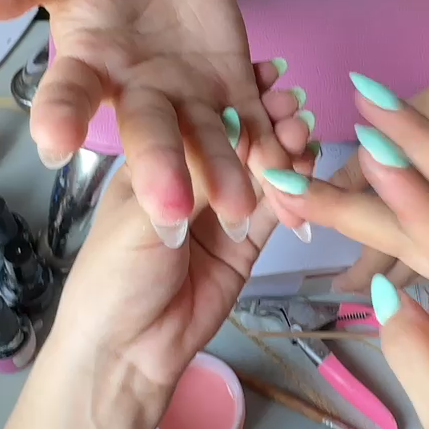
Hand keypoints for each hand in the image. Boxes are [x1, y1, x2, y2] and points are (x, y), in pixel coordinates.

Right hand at [0, 0, 295, 245]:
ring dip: (225, 172)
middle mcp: (138, 95)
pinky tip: (287, 172)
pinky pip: (252, 121)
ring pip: (207, 139)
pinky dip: (269, 146)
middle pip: (147, 134)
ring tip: (244, 208)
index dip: (59, 117)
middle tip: (171, 210)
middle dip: (159, 169)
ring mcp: (188, 97)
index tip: (54, 145)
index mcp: (91, 68)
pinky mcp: (231, 87)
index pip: (68, 95)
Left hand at [47, 64, 315, 397]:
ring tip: (305, 127)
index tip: (263, 77)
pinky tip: (312, 165)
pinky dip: (296, 188)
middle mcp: (191, 180)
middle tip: (293, 101)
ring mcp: (221, 210)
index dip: (232, 98)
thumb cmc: (116, 274)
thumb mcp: (146, 215)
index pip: (198, 119)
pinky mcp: (247, 242)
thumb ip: (194, 175)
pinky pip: (276, 209)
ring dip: (284, 148)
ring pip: (260, 170)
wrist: (128, 351)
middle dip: (264, 117)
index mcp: (155, 162)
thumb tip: (239, 125)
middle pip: (235, 139)